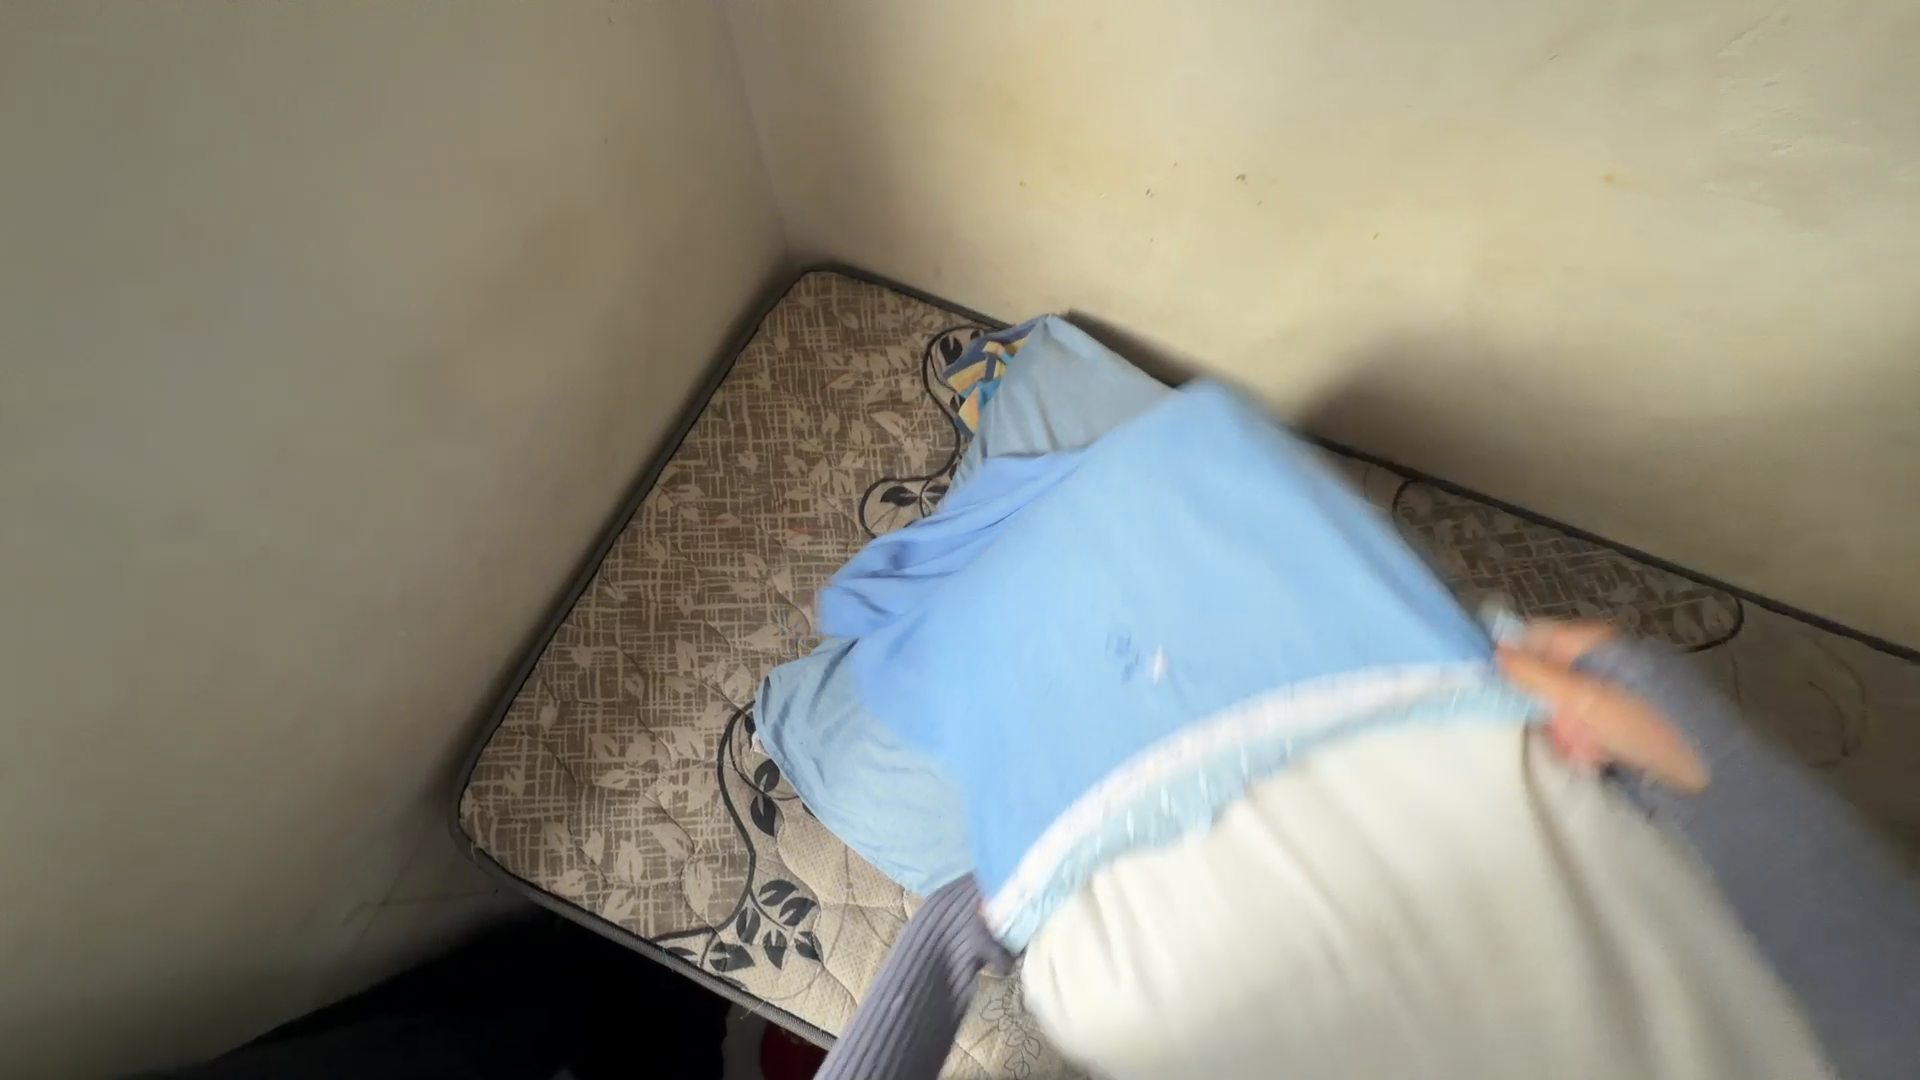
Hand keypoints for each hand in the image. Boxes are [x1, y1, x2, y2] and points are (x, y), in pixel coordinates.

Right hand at [1495, 620, 1709, 793]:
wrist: (1714, 771)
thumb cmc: (1643, 725)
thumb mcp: (1581, 698)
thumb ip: (1533, 673)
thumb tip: (1493, 653)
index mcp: (1598, 642)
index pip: (1537, 635)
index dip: (1516, 658)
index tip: (1505, 687)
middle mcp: (1610, 657)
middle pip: (1551, 670)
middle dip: (1545, 702)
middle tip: (1554, 728)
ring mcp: (1625, 686)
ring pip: (1568, 697)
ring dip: (1564, 723)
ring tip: (1580, 748)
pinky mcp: (1636, 714)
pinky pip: (1591, 716)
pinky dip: (1585, 734)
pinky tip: (1595, 754)